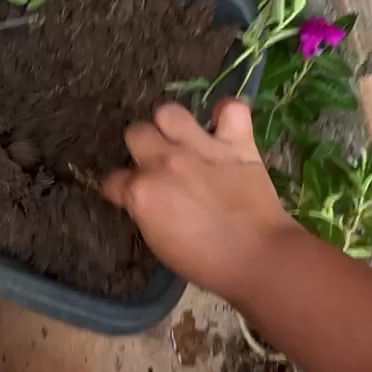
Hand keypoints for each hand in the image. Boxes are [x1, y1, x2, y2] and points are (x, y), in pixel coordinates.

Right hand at [101, 100, 303, 300]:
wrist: (258, 257)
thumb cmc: (205, 262)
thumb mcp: (158, 241)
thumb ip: (144, 211)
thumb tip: (143, 199)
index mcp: (141, 191)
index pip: (114, 180)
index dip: (119, 188)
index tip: (127, 194)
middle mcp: (165, 162)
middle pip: (135, 132)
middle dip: (140, 147)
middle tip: (155, 163)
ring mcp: (201, 148)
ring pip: (169, 112)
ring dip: (170, 125)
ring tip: (181, 138)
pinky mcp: (236, 144)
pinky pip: (232, 110)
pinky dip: (227, 113)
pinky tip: (222, 123)